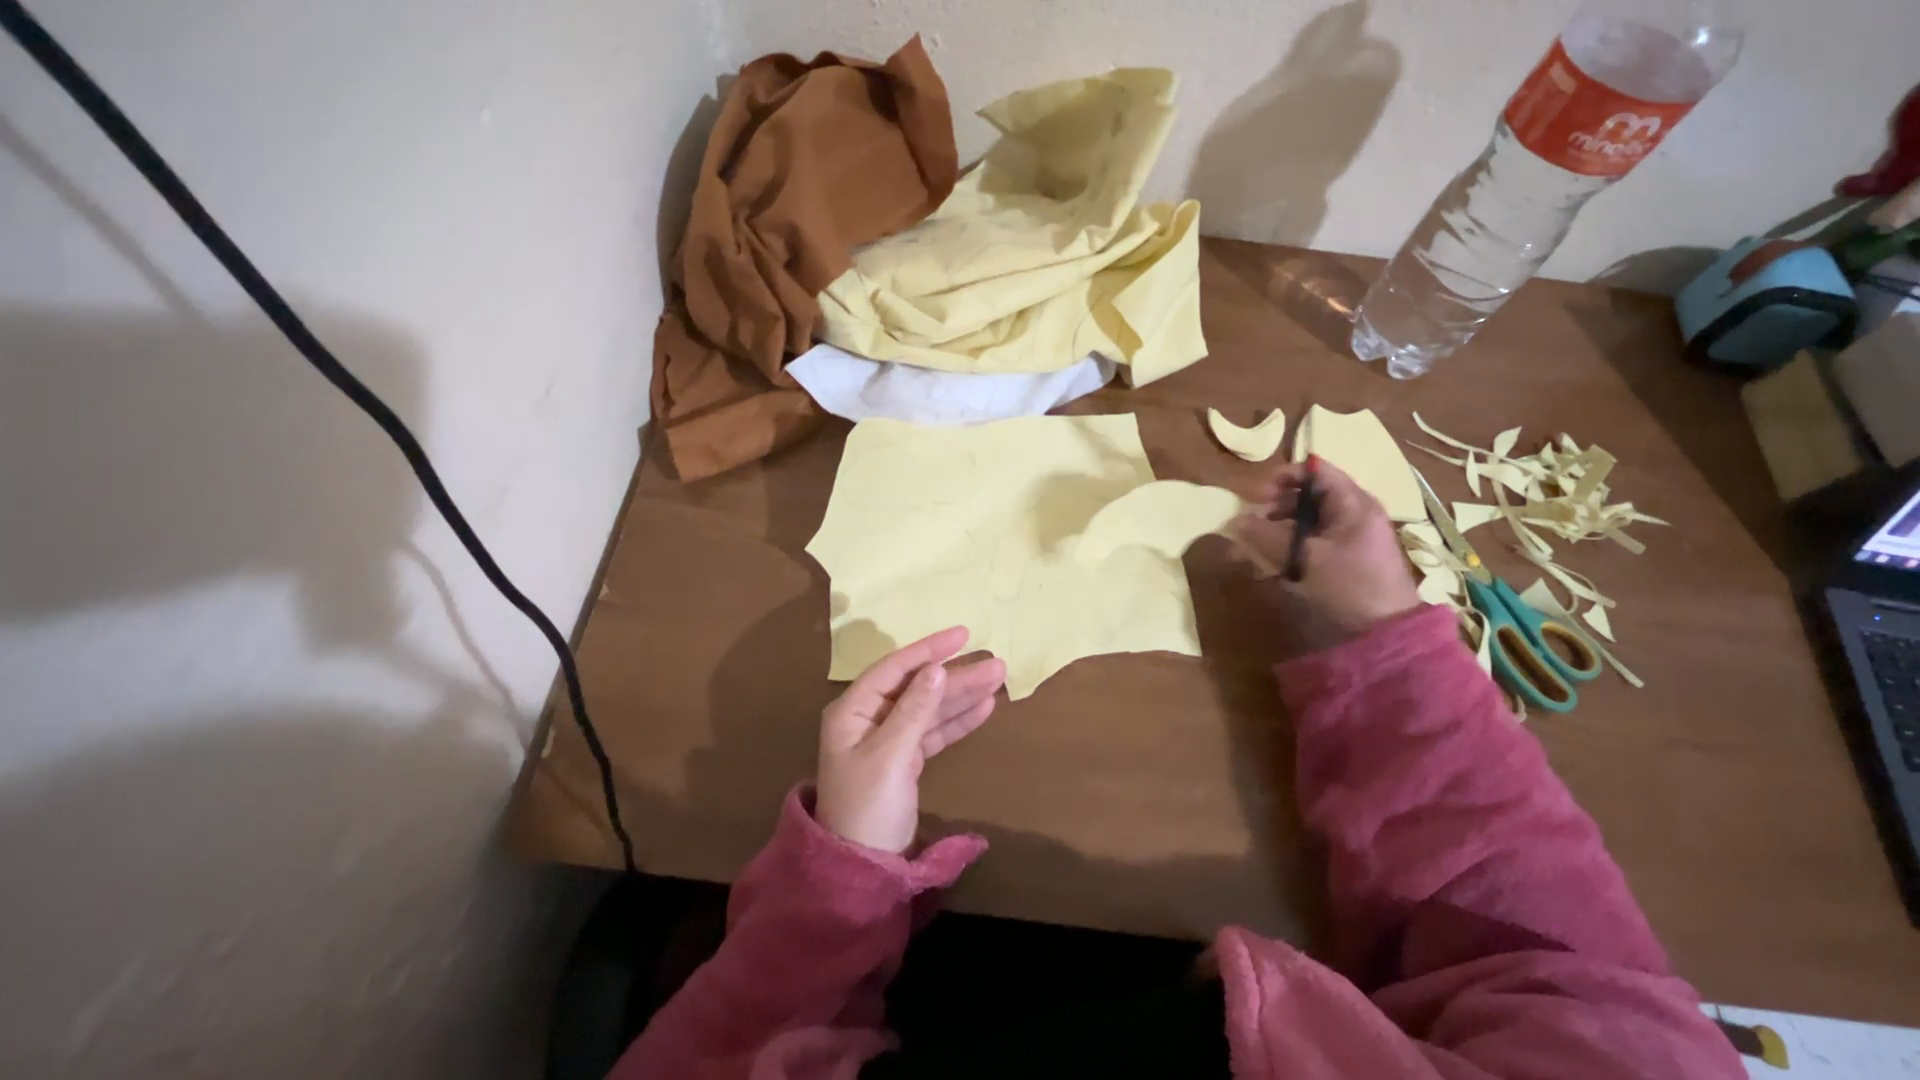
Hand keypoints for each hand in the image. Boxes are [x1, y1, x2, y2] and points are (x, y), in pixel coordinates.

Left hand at [816, 628, 1007, 853]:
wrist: (859, 865)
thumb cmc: (867, 804)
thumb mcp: (890, 755)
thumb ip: (914, 710)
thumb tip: (936, 669)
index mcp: (853, 711)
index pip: (894, 670)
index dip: (928, 650)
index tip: (963, 635)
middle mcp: (869, 720)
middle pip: (917, 688)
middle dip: (956, 676)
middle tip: (996, 664)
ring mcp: (888, 741)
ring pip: (930, 710)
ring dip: (962, 696)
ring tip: (998, 680)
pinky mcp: (904, 762)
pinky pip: (933, 734)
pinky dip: (957, 722)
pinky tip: (984, 708)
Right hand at [1229, 457, 1422, 657]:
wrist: (1386, 632)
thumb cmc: (1351, 585)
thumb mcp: (1307, 558)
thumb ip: (1269, 536)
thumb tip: (1235, 521)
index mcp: (1353, 503)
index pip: (1316, 470)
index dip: (1284, 477)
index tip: (1257, 496)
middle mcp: (1353, 513)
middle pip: (1309, 495)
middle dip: (1277, 506)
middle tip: (1254, 524)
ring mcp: (1350, 537)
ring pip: (1307, 521)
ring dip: (1280, 530)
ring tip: (1258, 548)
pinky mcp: (1344, 559)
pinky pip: (1312, 543)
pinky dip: (1291, 549)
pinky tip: (1275, 566)